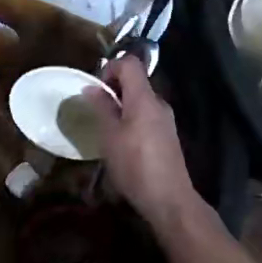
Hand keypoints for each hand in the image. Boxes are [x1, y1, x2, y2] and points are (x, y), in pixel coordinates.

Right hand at [88, 57, 196, 221]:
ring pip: (140, 100)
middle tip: (96, 110)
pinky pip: (147, 115)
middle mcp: (158, 103)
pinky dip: (132, 119)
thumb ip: (102, 107)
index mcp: (144, 98)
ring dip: (121, 106)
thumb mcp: (110, 136)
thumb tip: (92, 87)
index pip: (130, 63)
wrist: (169, 199)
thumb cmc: (134, 165)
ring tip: (107, 128)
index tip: (96, 89)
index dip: (110, 68)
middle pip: (136, 81)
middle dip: (113, 89)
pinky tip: (123, 143)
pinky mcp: (167, 135)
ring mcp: (166, 119)